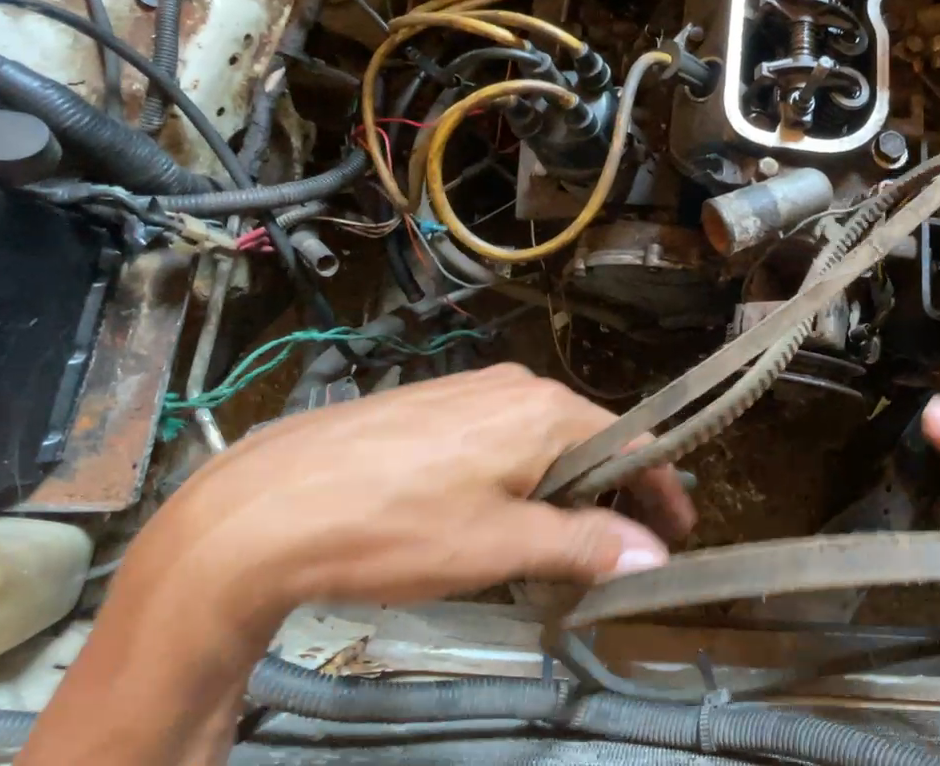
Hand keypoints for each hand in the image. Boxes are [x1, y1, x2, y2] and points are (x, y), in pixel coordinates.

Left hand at [23, 365, 695, 765]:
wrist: (262, 507)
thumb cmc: (395, 527)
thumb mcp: (499, 546)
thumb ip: (584, 545)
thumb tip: (655, 554)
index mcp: (545, 411)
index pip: (633, 443)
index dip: (660, 491)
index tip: (677, 535)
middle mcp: (516, 385)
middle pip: (589, 438)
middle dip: (611, 495)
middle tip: (618, 551)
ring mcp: (469, 389)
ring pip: (543, 438)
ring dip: (563, 488)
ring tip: (556, 544)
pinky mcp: (432, 403)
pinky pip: (500, 436)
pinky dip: (520, 475)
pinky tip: (494, 513)